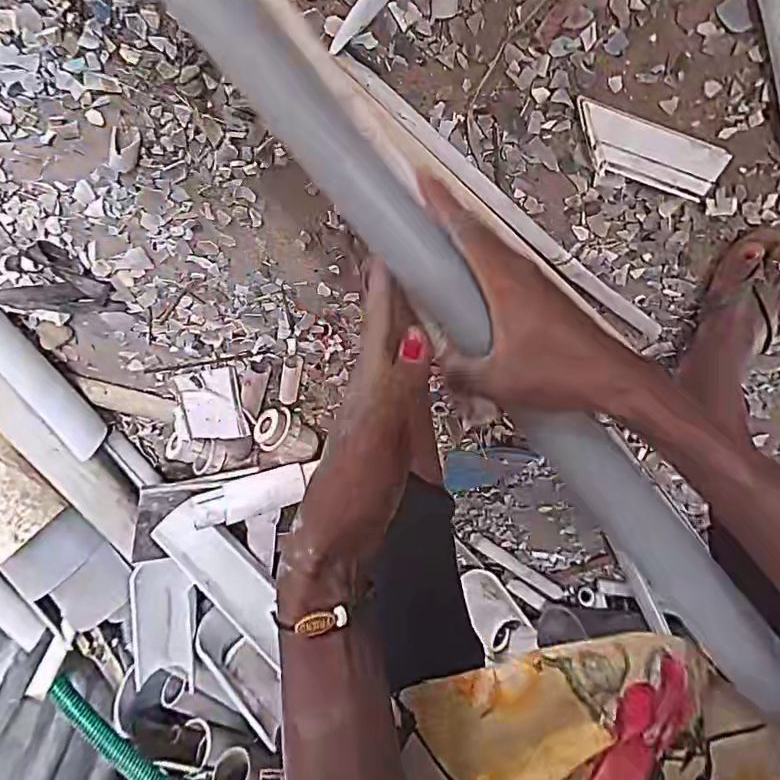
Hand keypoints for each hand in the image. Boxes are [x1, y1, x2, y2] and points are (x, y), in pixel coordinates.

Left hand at [278, 260, 431, 616]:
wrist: (344, 539)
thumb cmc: (347, 491)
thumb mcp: (377, 435)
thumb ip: (401, 386)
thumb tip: (418, 337)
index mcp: (370, 378)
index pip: (381, 316)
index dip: (385, 278)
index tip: (392, 240)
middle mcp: (380, 383)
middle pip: (393, 324)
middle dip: (401, 285)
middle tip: (412, 248)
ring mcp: (392, 402)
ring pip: (407, 346)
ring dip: (414, 313)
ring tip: (425, 284)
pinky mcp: (407, 423)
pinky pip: (421, 376)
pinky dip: (428, 352)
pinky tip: (434, 346)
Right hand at [418, 174, 658, 416]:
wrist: (614, 381)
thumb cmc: (571, 372)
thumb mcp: (498, 379)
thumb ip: (458, 370)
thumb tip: (441, 363)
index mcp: (505, 281)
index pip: (467, 229)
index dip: (442, 202)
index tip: (425, 181)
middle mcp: (522, 272)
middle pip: (479, 231)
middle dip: (450, 213)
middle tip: (428, 201)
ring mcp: (536, 281)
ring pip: (494, 248)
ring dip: (468, 238)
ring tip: (446, 236)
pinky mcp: (544, 295)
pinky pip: (507, 267)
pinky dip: (486, 263)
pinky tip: (478, 282)